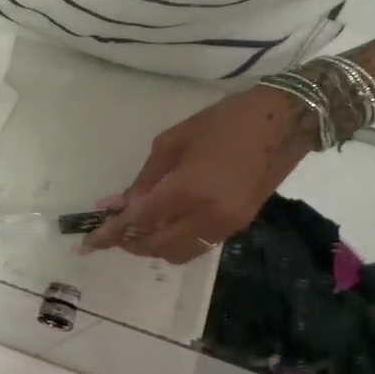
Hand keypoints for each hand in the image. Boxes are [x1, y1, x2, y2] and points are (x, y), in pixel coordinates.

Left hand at [82, 85, 313, 263]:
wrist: (288, 120)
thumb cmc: (223, 123)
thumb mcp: (170, 144)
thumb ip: (141, 181)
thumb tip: (114, 205)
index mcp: (187, 192)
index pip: (138, 223)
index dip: (109, 236)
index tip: (86, 245)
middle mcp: (208, 216)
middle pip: (156, 246)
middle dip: (128, 242)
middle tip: (110, 230)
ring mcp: (228, 224)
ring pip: (178, 252)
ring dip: (152, 245)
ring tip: (135, 227)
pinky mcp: (241, 224)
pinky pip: (198, 245)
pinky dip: (174, 240)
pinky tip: (163, 224)